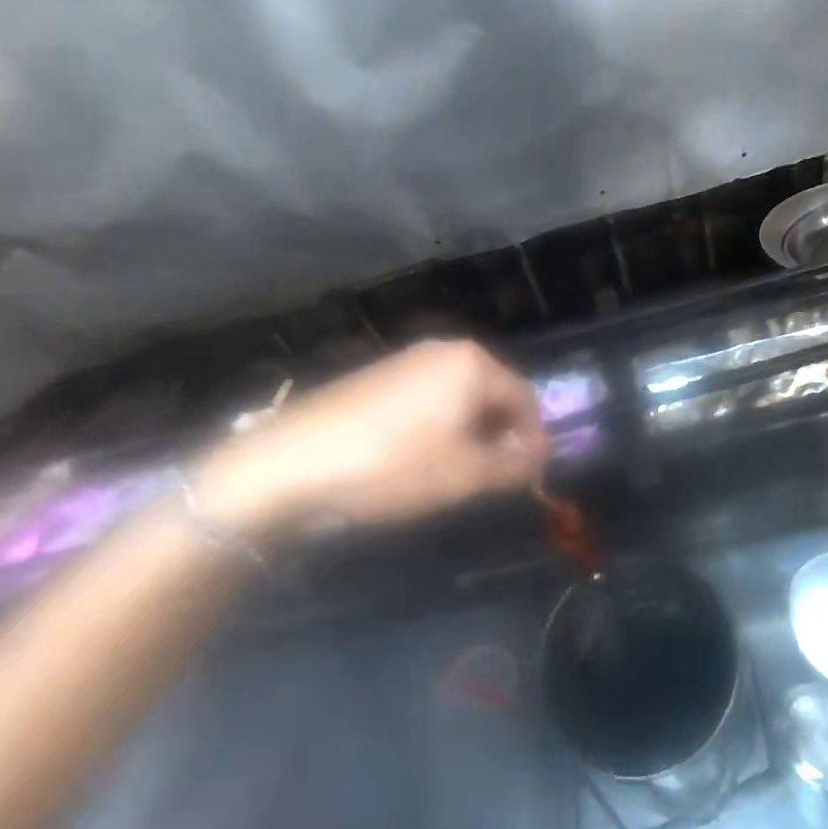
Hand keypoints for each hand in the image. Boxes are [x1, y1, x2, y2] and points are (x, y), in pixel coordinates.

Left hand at [190, 340, 549, 542]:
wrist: (290, 462)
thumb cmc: (392, 465)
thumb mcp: (466, 475)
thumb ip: (515, 466)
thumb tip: (536, 458)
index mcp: (473, 364)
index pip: (526, 399)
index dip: (535, 440)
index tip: (531, 478)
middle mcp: (444, 350)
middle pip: (494, 394)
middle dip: (502, 436)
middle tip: (497, 477)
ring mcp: (407, 359)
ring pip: (461, 397)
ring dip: (472, 433)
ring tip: (460, 472)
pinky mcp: (378, 376)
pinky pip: (429, 398)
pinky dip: (440, 426)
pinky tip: (420, 458)